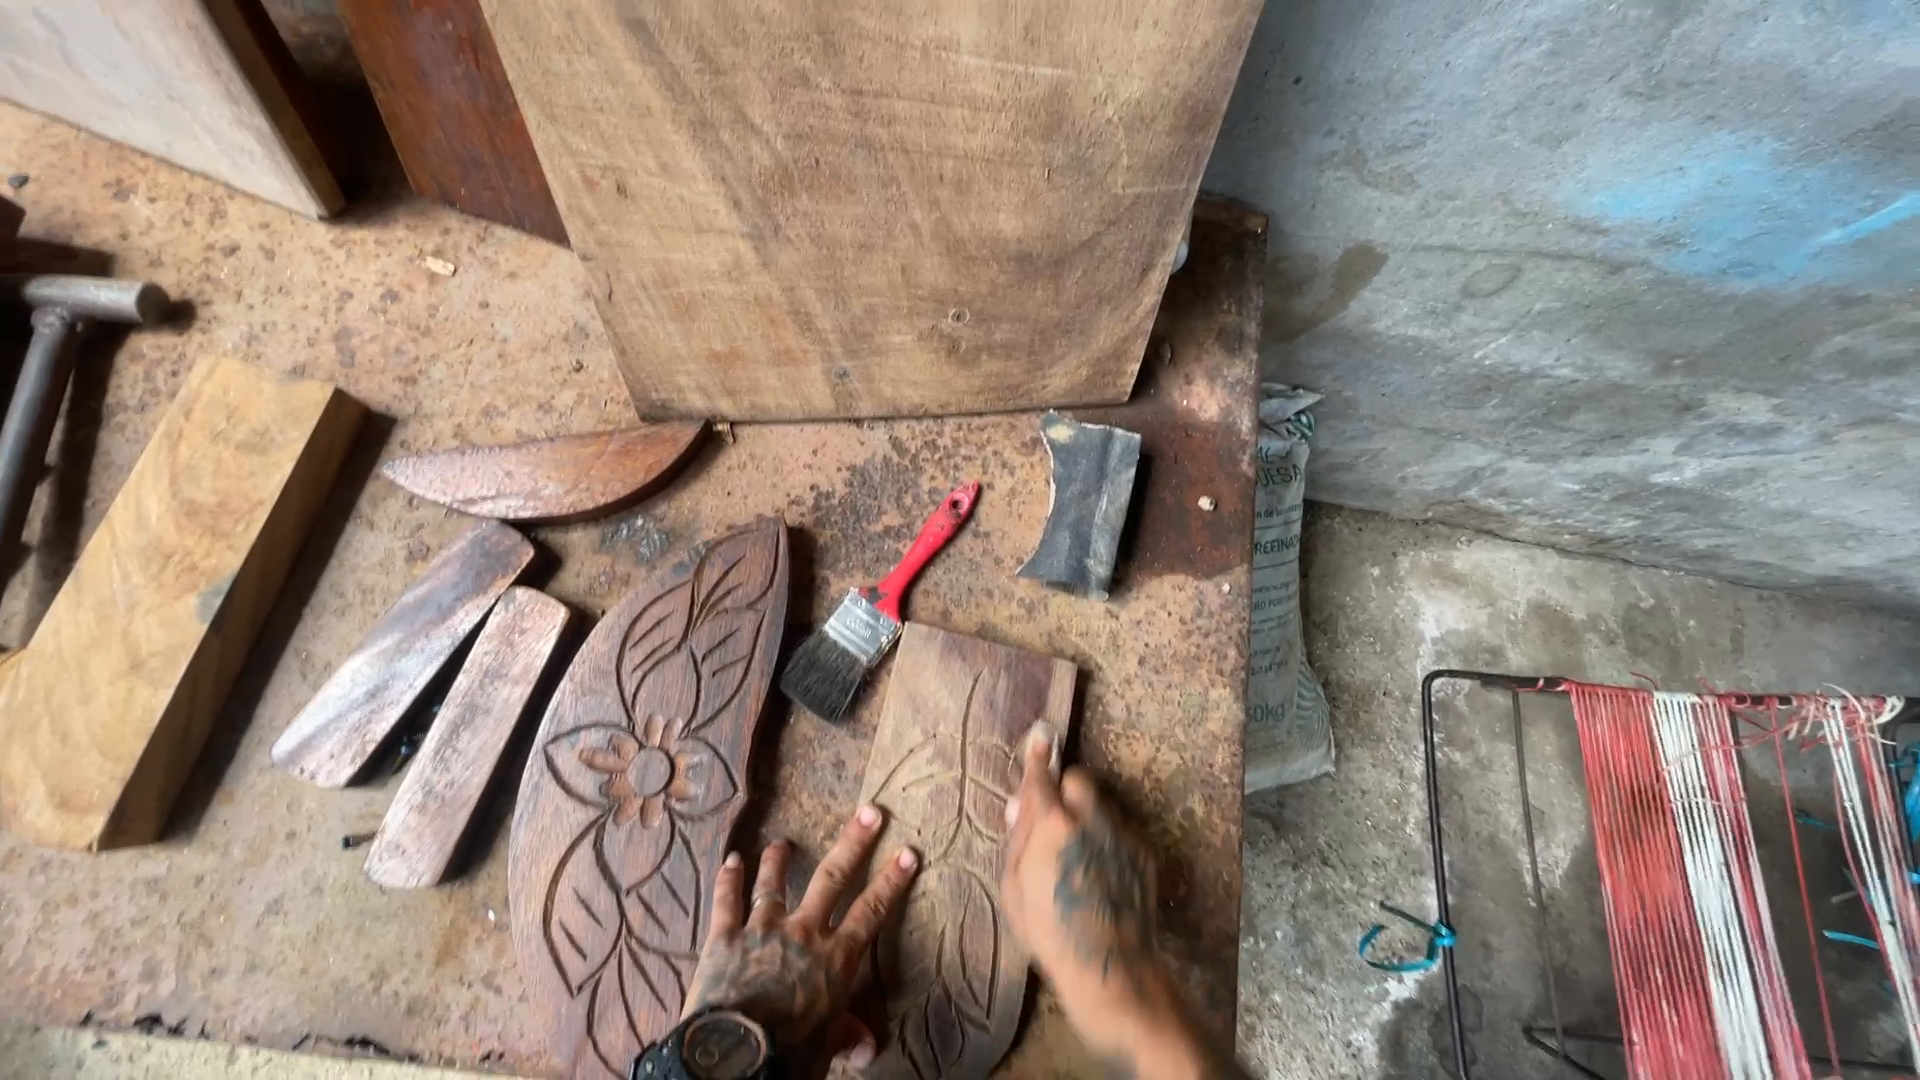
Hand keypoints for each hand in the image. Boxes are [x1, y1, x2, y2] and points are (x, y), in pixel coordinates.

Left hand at [682, 805, 920, 1076]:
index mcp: (834, 958)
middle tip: (871, 811)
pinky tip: (731, 860)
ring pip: (774, 884)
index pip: (871, 912)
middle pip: (833, 878)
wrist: (734, 1058)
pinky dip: (729, 879)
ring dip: (777, 860)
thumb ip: (845, 1036)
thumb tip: (867, 1046)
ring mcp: (763, 929)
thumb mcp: (825, 1048)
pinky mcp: (725, 937)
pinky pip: (728, 901)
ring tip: (781, 843)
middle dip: (854, 843)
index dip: (892, 881)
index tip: (909, 852)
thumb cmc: (788, 1054)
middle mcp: (803, 932)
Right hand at [999, 723, 1172, 1058]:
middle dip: (1065, 788)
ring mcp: (1121, 833)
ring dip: (1087, 815)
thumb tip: (1019, 803)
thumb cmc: (1050, 933)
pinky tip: (1101, 873)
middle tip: (1056, 817)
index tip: (1040, 733)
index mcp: (1052, 825)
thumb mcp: (1014, 889)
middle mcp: (1089, 819)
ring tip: (1079, 853)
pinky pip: (1120, 830)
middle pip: (1078, 778)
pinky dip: (1107, 839)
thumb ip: (1017, 839)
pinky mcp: (1144, 852)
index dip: (1037, 754)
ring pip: (1100, 803)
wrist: (1111, 969)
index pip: (1041, 776)